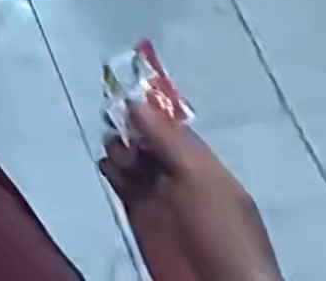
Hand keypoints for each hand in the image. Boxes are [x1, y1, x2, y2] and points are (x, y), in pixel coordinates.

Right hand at [101, 102, 282, 280]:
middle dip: (126, 131)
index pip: (172, 129)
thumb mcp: (202, 181)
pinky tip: (110, 172)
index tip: (119, 95)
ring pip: (124, 154)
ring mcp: (157, 192)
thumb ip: (169, 141)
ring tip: (120, 162)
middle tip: (120, 135)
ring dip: (116, 150)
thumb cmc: (218, 230)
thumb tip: (134, 101)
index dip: (147, 112)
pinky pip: (113, 176)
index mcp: (205, 169)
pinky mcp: (135, 206)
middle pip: (143, 139)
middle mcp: (181, 176)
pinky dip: (107, 168)